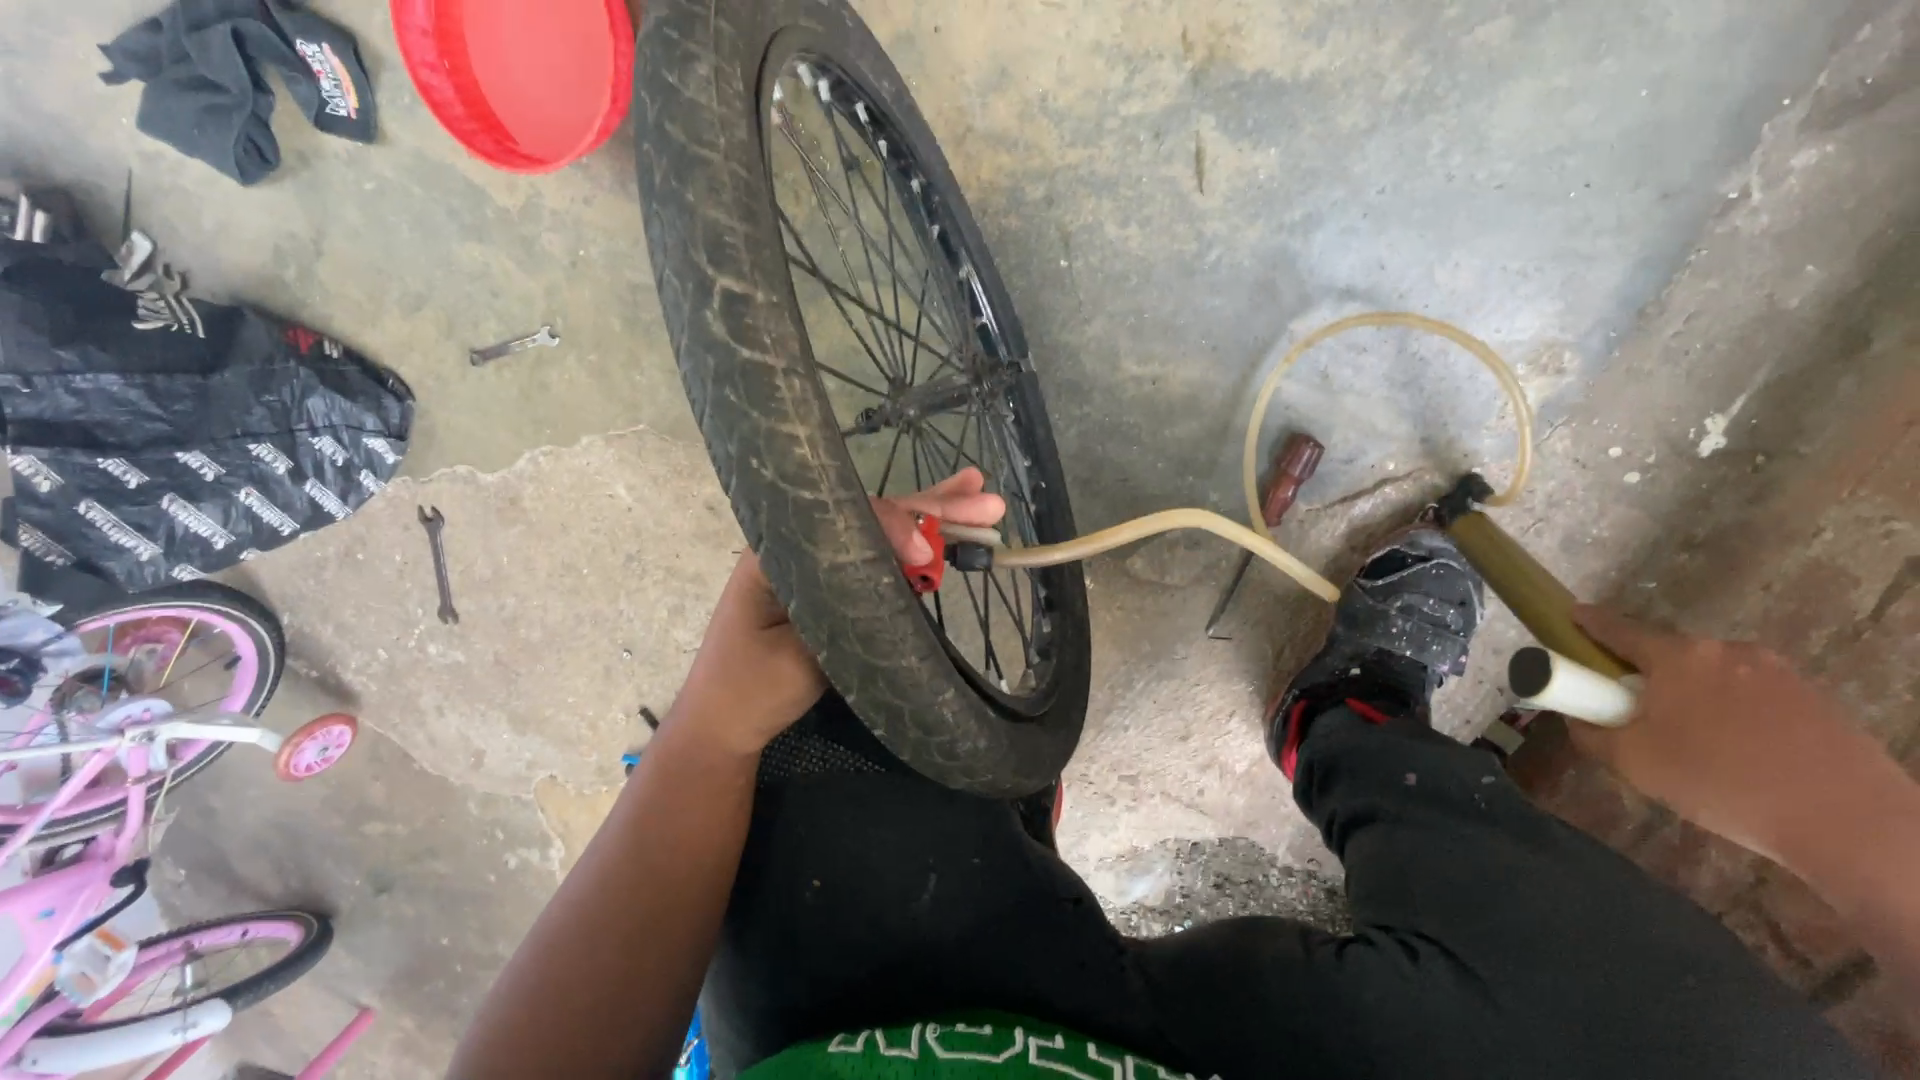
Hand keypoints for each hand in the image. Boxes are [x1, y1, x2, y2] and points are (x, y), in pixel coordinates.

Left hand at [667, 468, 1006, 756]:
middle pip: (875, 516)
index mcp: (782, 549)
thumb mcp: (799, 653)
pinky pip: (884, 558)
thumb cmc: (749, 688)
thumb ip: (848, 612)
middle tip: (987, 504)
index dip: (893, 527)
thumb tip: (906, 577)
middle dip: (934, 509)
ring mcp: (824, 564)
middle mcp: (805, 545)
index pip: (846, 519)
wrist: (723, 722)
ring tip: (986, 503)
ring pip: (885, 532)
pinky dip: (923, 546)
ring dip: (937, 519)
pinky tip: (955, 534)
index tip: (925, 556)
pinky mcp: (839, 587)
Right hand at [1568, 605, 1897, 861]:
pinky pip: (1750, 696)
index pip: (1618, 628)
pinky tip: (1735, 755)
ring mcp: (1778, 673)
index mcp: (1679, 656)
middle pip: (1668, 653)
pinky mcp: (1814, 699)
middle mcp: (1728, 651)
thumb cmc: (1722, 782)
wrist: (1848, 821)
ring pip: (1712, 676)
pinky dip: (1730, 714)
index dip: (1588, 623)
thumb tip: (1579, 719)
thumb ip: (1592, 734)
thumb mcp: (1632, 763)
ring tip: (1689, 744)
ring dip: (1690, 697)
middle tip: (1630, 712)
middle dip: (1644, 674)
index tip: (1570, 617)